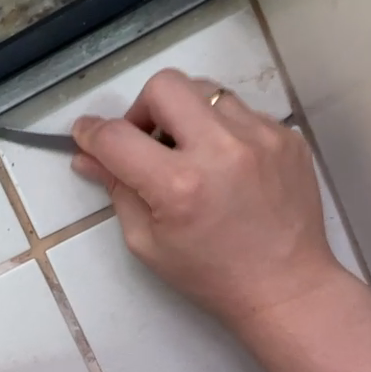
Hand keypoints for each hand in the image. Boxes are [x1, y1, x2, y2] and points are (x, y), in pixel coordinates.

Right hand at [70, 69, 350, 328]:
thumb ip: (117, 190)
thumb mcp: (146, 241)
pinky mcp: (286, 135)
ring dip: (183, 115)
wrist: (284, 285)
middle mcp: (221, 149)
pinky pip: (239, 112)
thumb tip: (88, 157)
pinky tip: (224, 167)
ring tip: (187, 152)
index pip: (117, 137)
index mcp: (178, 186)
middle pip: (165, 86)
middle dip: (142, 108)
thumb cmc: (207, 274)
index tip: (84, 134)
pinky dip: (219, 131)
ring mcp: (261, 136)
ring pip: (205, 92)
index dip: (91, 132)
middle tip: (145, 142)